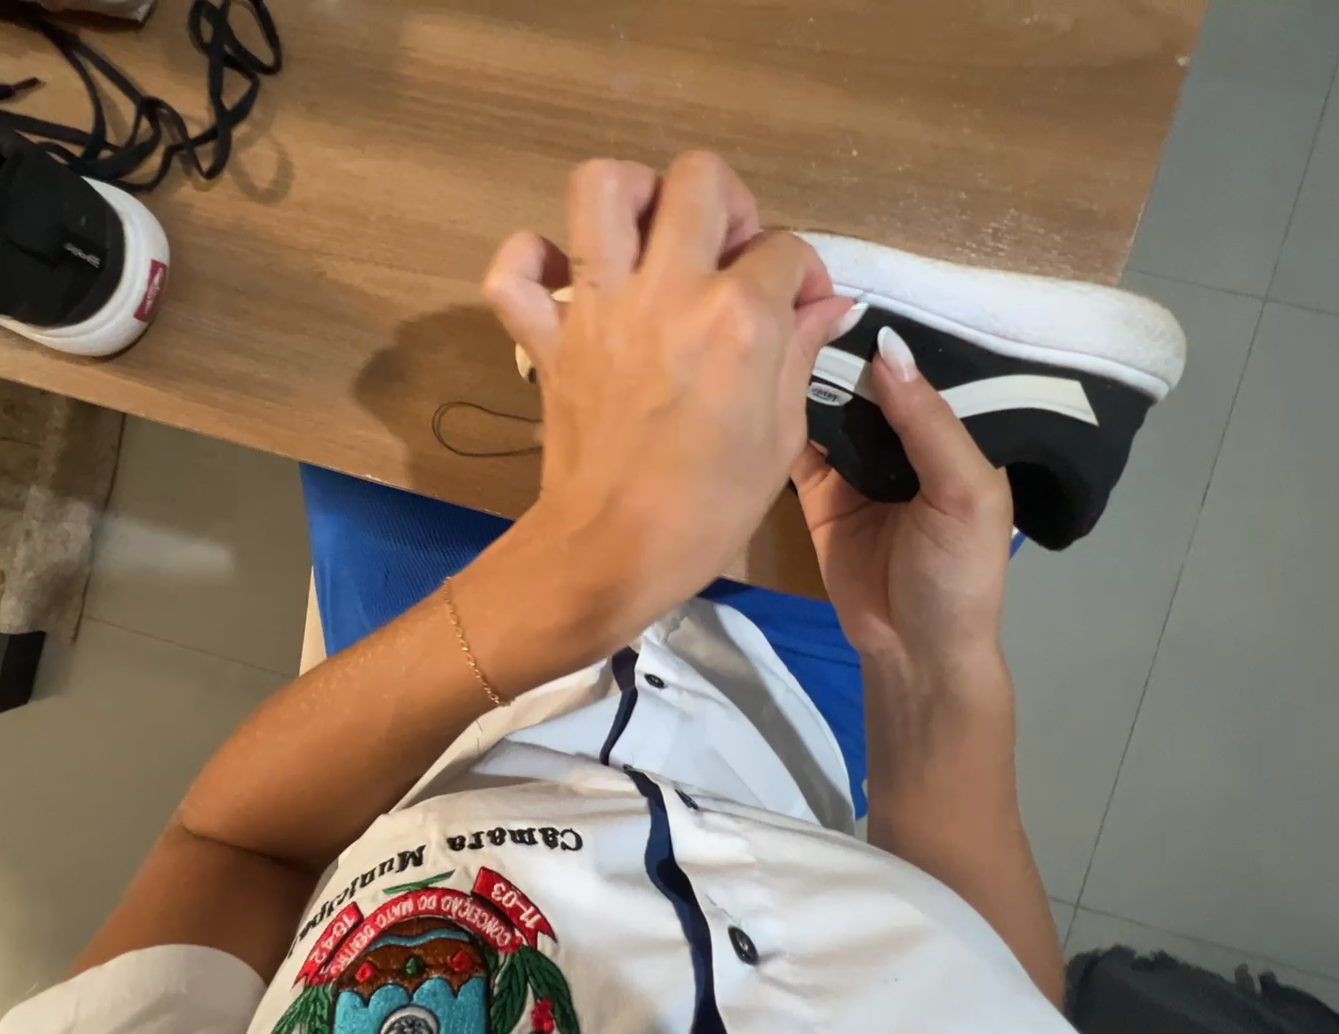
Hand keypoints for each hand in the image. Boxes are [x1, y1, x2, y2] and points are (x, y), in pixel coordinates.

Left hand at [480, 152, 858, 654]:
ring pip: (600, 188)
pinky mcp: (544, 338)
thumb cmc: (707, 510)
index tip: (800, 309)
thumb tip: (827, 304)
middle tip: (727, 255)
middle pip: (698, 178)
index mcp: (738, 319)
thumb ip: (801, 354)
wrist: (611, 551)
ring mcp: (596, 310)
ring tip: (651, 239)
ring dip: (633, 196)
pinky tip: (562, 280)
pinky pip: (511, 272)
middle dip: (729, 203)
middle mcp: (666, 292)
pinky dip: (529, 260)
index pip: (786, 250)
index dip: (804, 275)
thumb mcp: (780, 438)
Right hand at [791, 325, 1013, 700]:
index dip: (896, 336)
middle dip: (844, 351)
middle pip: (869, 388)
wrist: (910, 648)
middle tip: (800, 299)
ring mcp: (857, 469)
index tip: (859, 285)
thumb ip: (929, 424)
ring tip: (774, 332)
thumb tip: (888, 348)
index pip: (923, 373)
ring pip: (830, 413)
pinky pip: (798, 452)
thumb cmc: (957, 572)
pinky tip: (759, 391)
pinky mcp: (818, 494)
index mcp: (952, 438)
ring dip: (809, 382)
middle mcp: (904, 445)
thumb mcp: (963, 494)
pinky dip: (783, 426)